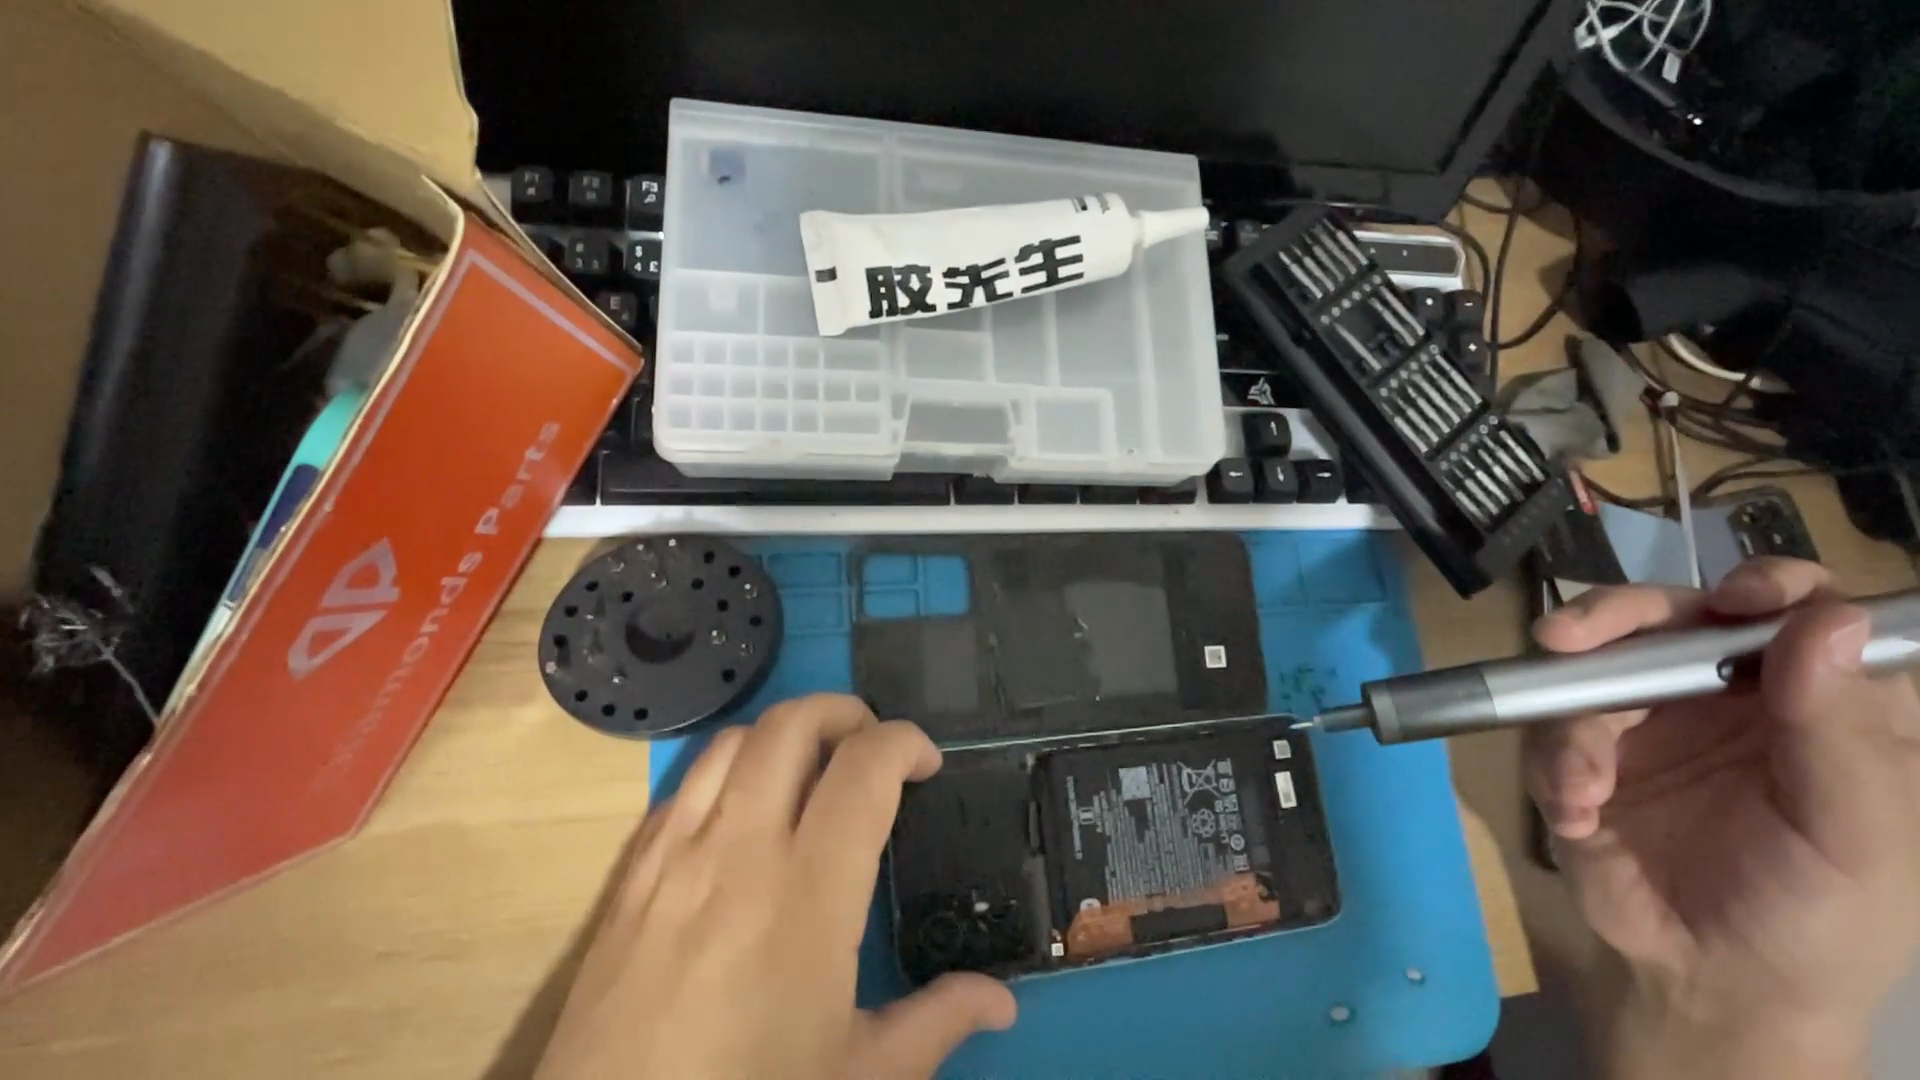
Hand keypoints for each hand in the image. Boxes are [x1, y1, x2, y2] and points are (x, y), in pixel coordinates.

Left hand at [534, 694, 1015, 1079]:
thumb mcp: (858, 1077)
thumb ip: (936, 1022)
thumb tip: (1001, 1002)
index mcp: (809, 893)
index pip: (863, 769)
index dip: (904, 743)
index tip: (927, 762)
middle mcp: (740, 850)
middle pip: (791, 726)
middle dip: (843, 713)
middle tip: (872, 744)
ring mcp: (675, 854)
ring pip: (732, 741)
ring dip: (783, 733)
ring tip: (812, 765)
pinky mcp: (630, 874)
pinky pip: (684, 785)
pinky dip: (727, 770)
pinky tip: (742, 811)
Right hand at [1526, 559, 1919, 1079]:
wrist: (1703, 981)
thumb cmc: (1818, 916)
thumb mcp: (1858, 834)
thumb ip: (1845, 732)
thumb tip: (1827, 618)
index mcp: (1811, 703)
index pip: (1796, 613)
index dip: (1771, 588)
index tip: (1741, 598)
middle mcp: (1720, 697)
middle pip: (1668, 619)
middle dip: (1614, 618)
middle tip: (1566, 636)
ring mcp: (1641, 722)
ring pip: (1588, 668)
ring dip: (1572, 722)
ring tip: (1579, 783)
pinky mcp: (1579, 754)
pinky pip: (1548, 733)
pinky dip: (1555, 767)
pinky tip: (1576, 811)